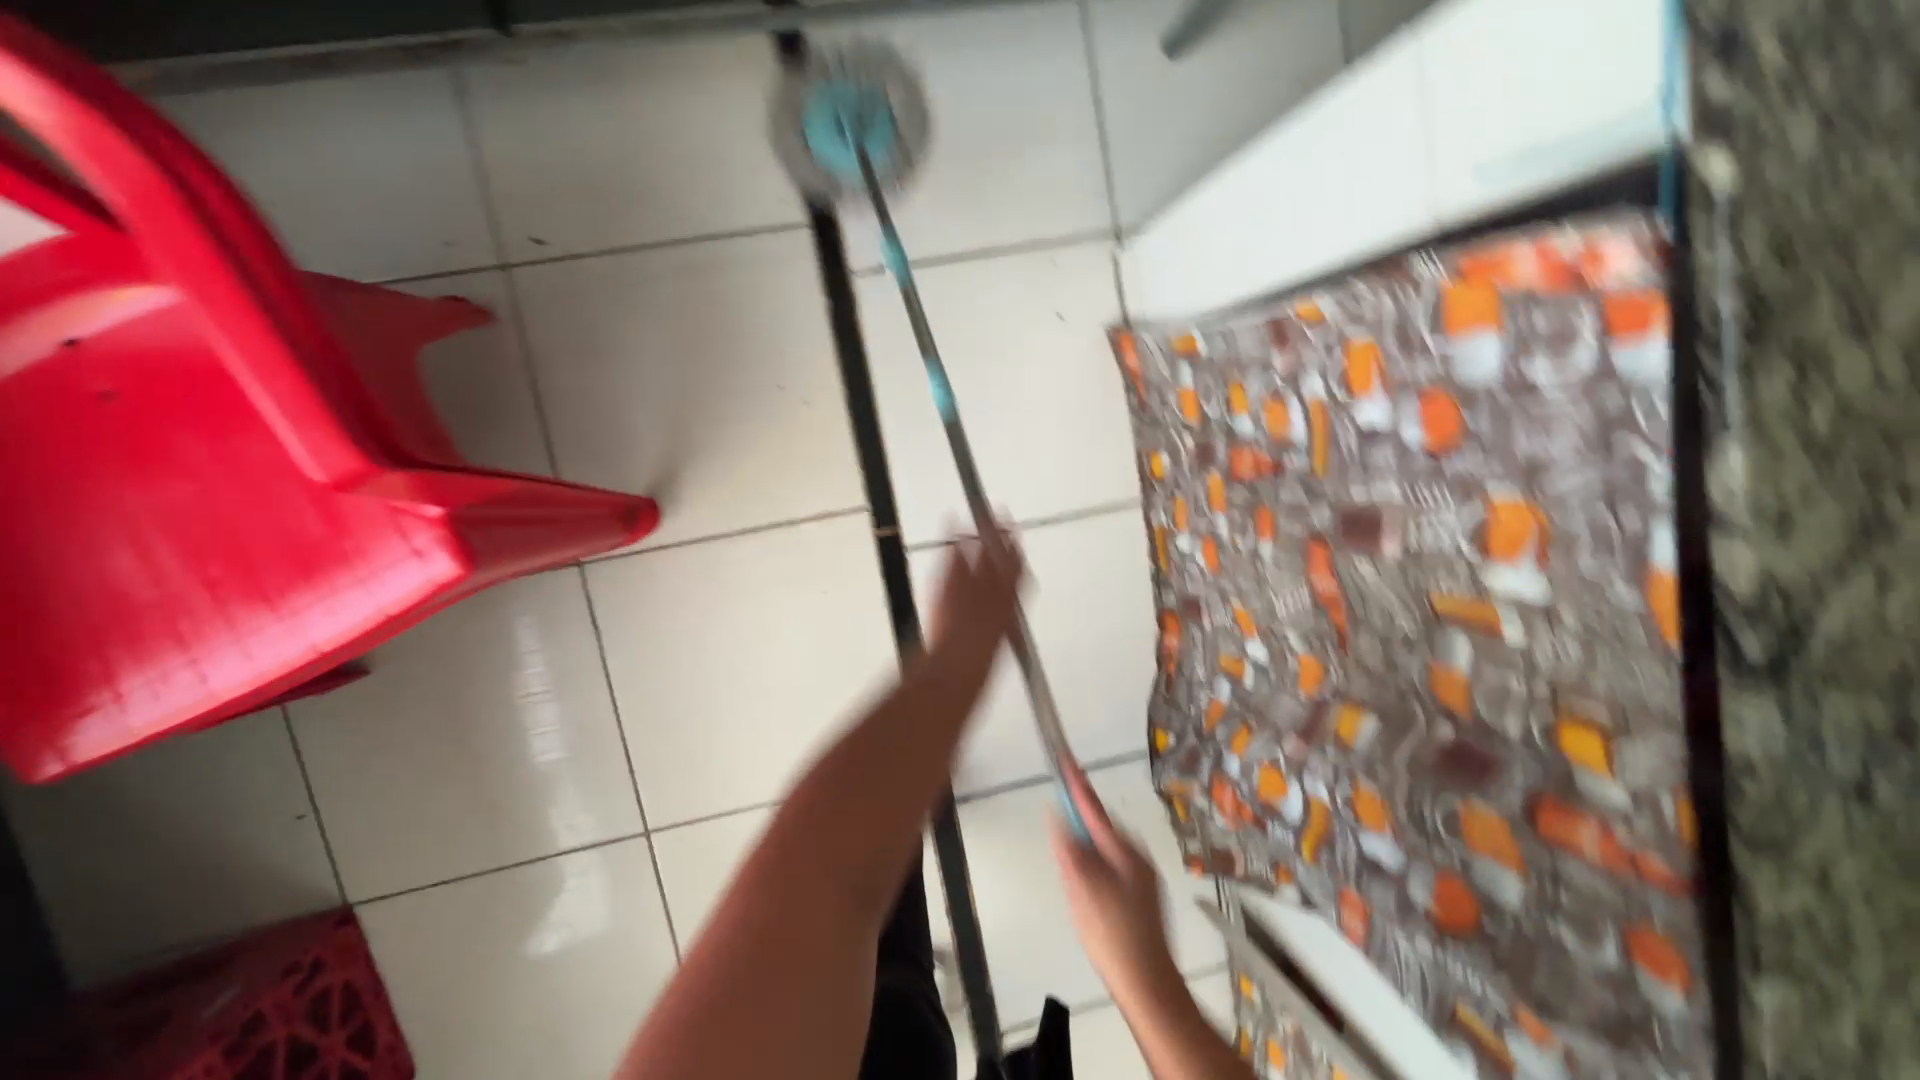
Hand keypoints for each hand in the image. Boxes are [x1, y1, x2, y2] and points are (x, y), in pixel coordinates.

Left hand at [924, 529, 1022, 681]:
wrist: (955, 665)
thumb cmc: (976, 666)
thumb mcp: (995, 647)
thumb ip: (998, 626)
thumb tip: (998, 623)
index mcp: (1007, 607)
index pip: (1017, 576)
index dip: (1017, 558)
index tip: (1018, 545)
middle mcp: (993, 591)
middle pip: (1000, 557)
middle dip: (1003, 536)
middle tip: (1005, 517)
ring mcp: (971, 584)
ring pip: (980, 551)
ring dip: (983, 531)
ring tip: (985, 514)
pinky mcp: (949, 583)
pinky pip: (952, 554)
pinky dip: (952, 536)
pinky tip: (950, 520)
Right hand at [1050, 766, 1181, 1003]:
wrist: (1148, 984)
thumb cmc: (1114, 937)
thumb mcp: (1083, 892)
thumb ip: (1071, 852)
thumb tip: (1059, 818)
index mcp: (1125, 852)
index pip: (1094, 810)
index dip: (1077, 785)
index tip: (1065, 759)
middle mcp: (1138, 858)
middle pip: (1099, 832)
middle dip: (1079, 835)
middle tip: (1066, 867)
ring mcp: (1142, 877)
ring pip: (1104, 854)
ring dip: (1086, 859)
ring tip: (1078, 896)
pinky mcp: (1141, 895)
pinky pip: (1111, 871)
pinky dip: (1096, 875)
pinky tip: (1091, 905)